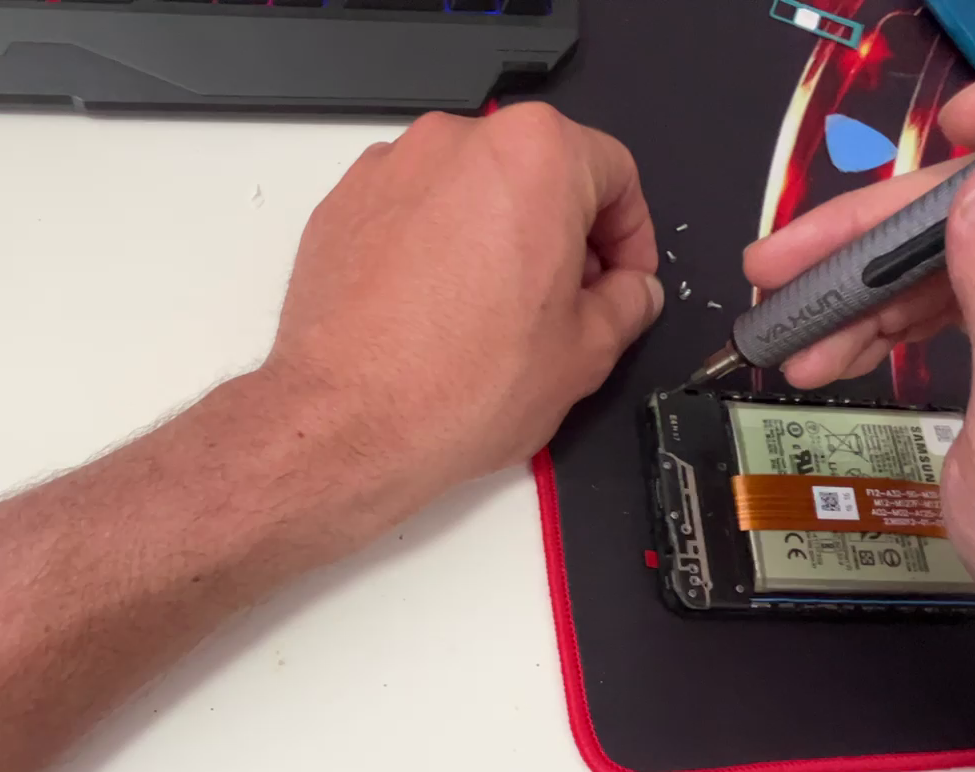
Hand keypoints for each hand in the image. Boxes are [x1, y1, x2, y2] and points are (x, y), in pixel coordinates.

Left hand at [258, 103, 662, 521]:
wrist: (346, 425)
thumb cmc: (457, 390)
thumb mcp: (582, 357)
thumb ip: (625, 306)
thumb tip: (632, 292)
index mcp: (535, 158)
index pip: (613, 174)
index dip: (630, 237)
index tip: (621, 281)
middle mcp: (457, 143)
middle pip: (537, 177)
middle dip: (561, 239)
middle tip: (561, 308)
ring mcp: (390, 171)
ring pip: (470, 195)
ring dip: (495, 243)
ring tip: (488, 321)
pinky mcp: (343, 207)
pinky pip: (411, 217)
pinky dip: (433, 252)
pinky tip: (432, 317)